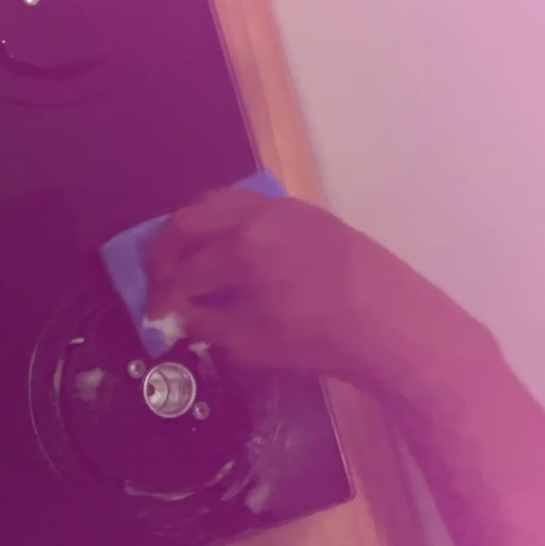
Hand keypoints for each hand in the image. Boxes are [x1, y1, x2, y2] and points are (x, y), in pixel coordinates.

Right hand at [143, 190, 498, 402]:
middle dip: (165, 252)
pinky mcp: (303, 213)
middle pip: (190, 220)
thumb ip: (203, 323)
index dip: (162, 297)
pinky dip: (222, 225)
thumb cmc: (318, 339)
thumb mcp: (249, 341)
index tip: (152, 316)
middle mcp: (257, 217)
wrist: (392, 325)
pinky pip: (247, 207)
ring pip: (217, 203)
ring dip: (192, 231)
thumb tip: (177, 316)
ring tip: (186, 261)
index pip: (183, 272)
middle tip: (160, 281)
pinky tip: (225, 254)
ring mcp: (283, 209)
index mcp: (242, 249)